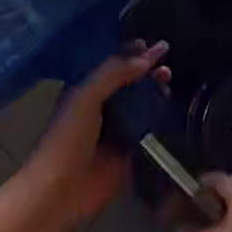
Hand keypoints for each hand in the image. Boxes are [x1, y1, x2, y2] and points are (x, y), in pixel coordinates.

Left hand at [23, 40, 169, 222]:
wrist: (61, 190)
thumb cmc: (67, 137)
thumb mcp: (85, 95)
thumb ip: (114, 73)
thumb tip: (146, 59)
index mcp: (86, 90)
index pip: (111, 64)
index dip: (129, 52)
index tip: (149, 42)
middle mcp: (102, 106)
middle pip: (129, 81)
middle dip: (146, 68)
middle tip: (164, 58)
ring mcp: (117, 128)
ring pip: (142, 102)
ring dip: (155, 88)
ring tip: (168, 78)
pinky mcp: (130, 150)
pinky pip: (149, 127)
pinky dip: (160, 115)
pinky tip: (170, 103)